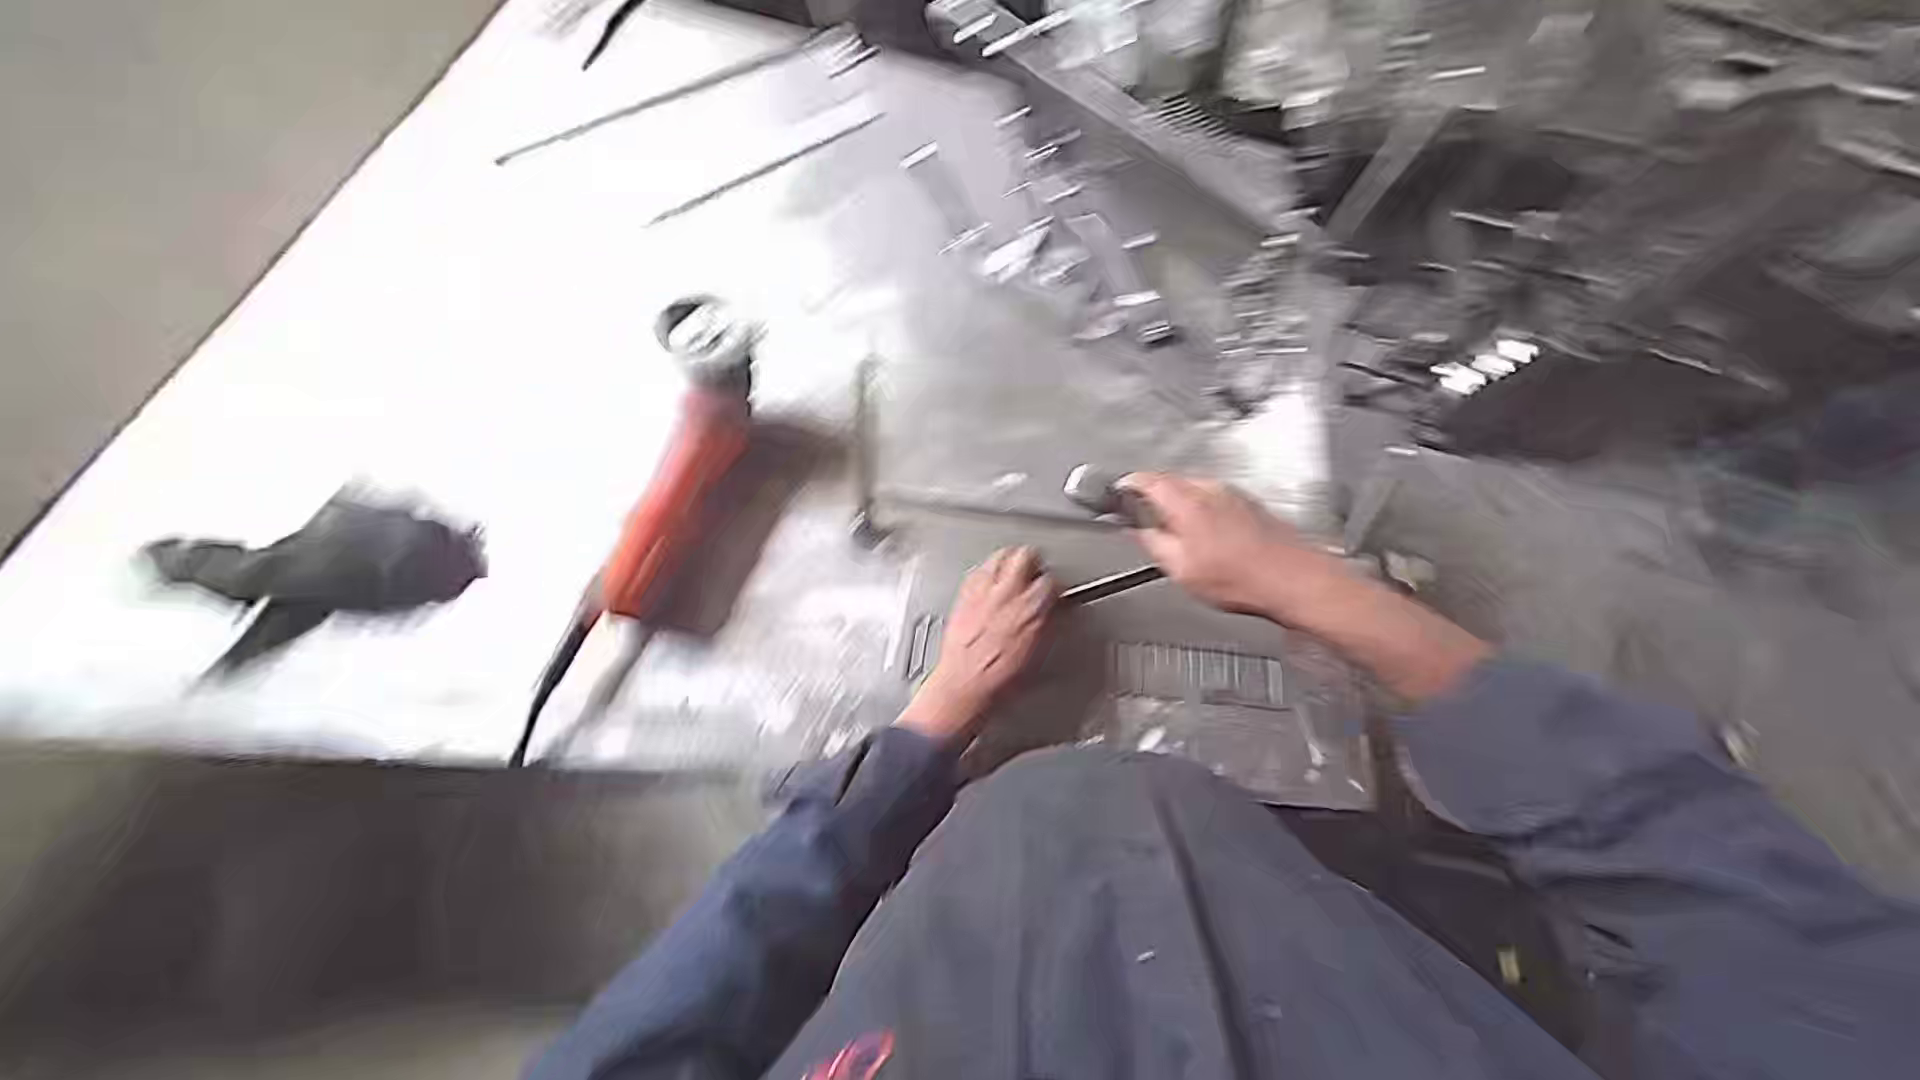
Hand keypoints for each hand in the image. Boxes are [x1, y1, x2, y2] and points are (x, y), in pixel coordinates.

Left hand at [895, 546, 1054, 746]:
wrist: (965, 685)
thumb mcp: (1039, 653)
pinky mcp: (964, 594)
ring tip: (1012, 569)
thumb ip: (1048, 623)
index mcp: (1031, 609)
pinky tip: (989, 582)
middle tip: (1035, 570)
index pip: (1052, 581)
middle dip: (1033, 562)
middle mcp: (1007, 594)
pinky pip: (978, 570)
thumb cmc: (999, 679)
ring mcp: (983, 591)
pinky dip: (987, 572)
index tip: (1053, 591)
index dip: (1055, 585)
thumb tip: (1052, 612)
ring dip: (1009, 561)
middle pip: (1025, 556)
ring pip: (1000, 556)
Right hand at [1120, 473, 1349, 623]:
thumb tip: (1137, 530)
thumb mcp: (1180, 568)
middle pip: (1170, 483)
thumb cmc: (1243, 578)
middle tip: (1143, 519)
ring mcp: (1233, 494)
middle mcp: (1211, 490)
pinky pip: (1212, 499)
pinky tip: (1205, 539)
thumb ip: (1152, 543)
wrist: (1294, 581)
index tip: (1119, 492)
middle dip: (1153, 498)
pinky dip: (1200, 511)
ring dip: (1178, 505)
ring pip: (1192, 490)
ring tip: (1177, 536)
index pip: (1148, 480)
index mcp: (1187, 502)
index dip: (1128, 485)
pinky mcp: (1248, 504)